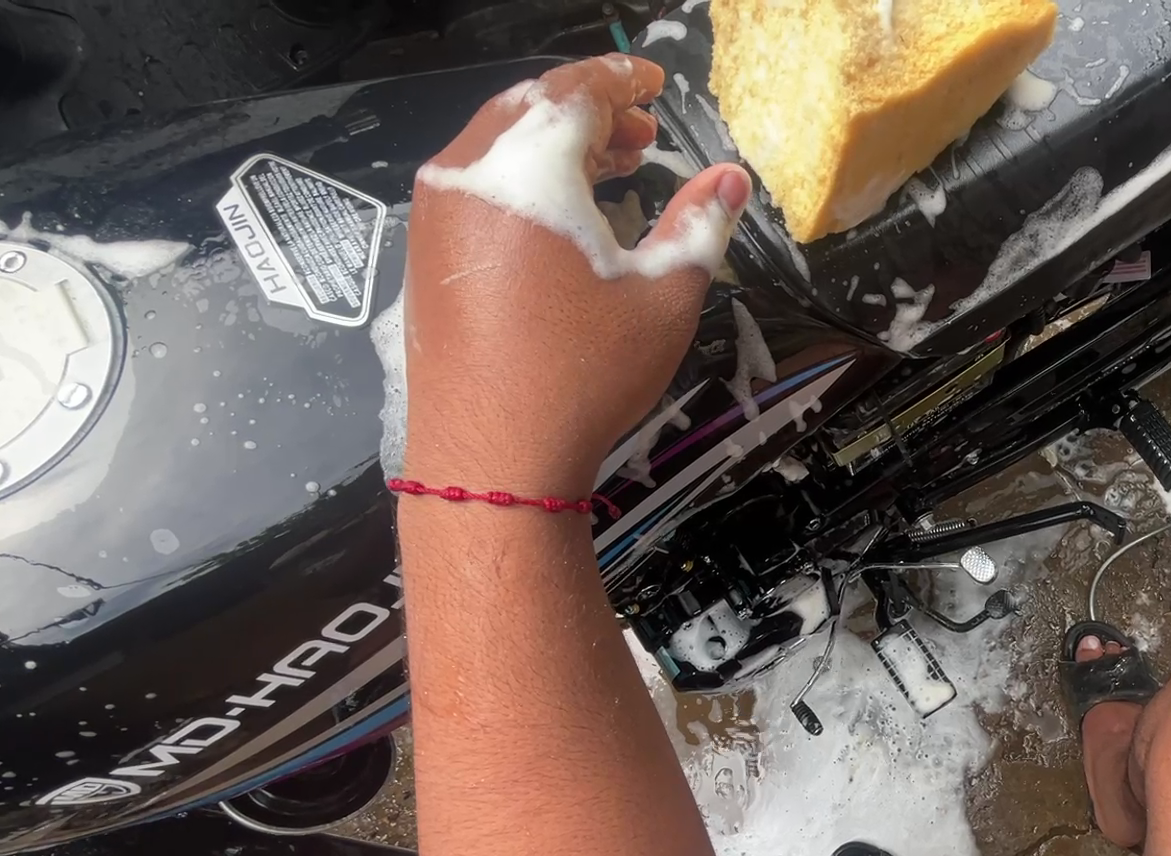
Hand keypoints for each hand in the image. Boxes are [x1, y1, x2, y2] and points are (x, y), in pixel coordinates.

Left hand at [399, 54, 752, 495]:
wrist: (495, 454)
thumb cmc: (588, 371)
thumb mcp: (664, 299)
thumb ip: (698, 226)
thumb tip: (732, 179)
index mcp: (528, 171)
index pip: (575, 90)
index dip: (620, 77)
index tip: (653, 79)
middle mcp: (467, 173)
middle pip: (531, 110)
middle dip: (592, 111)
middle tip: (644, 135)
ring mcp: (436, 214)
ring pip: (500, 147)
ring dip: (559, 147)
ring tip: (614, 171)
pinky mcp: (427, 254)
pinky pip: (479, 187)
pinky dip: (527, 181)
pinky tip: (563, 221)